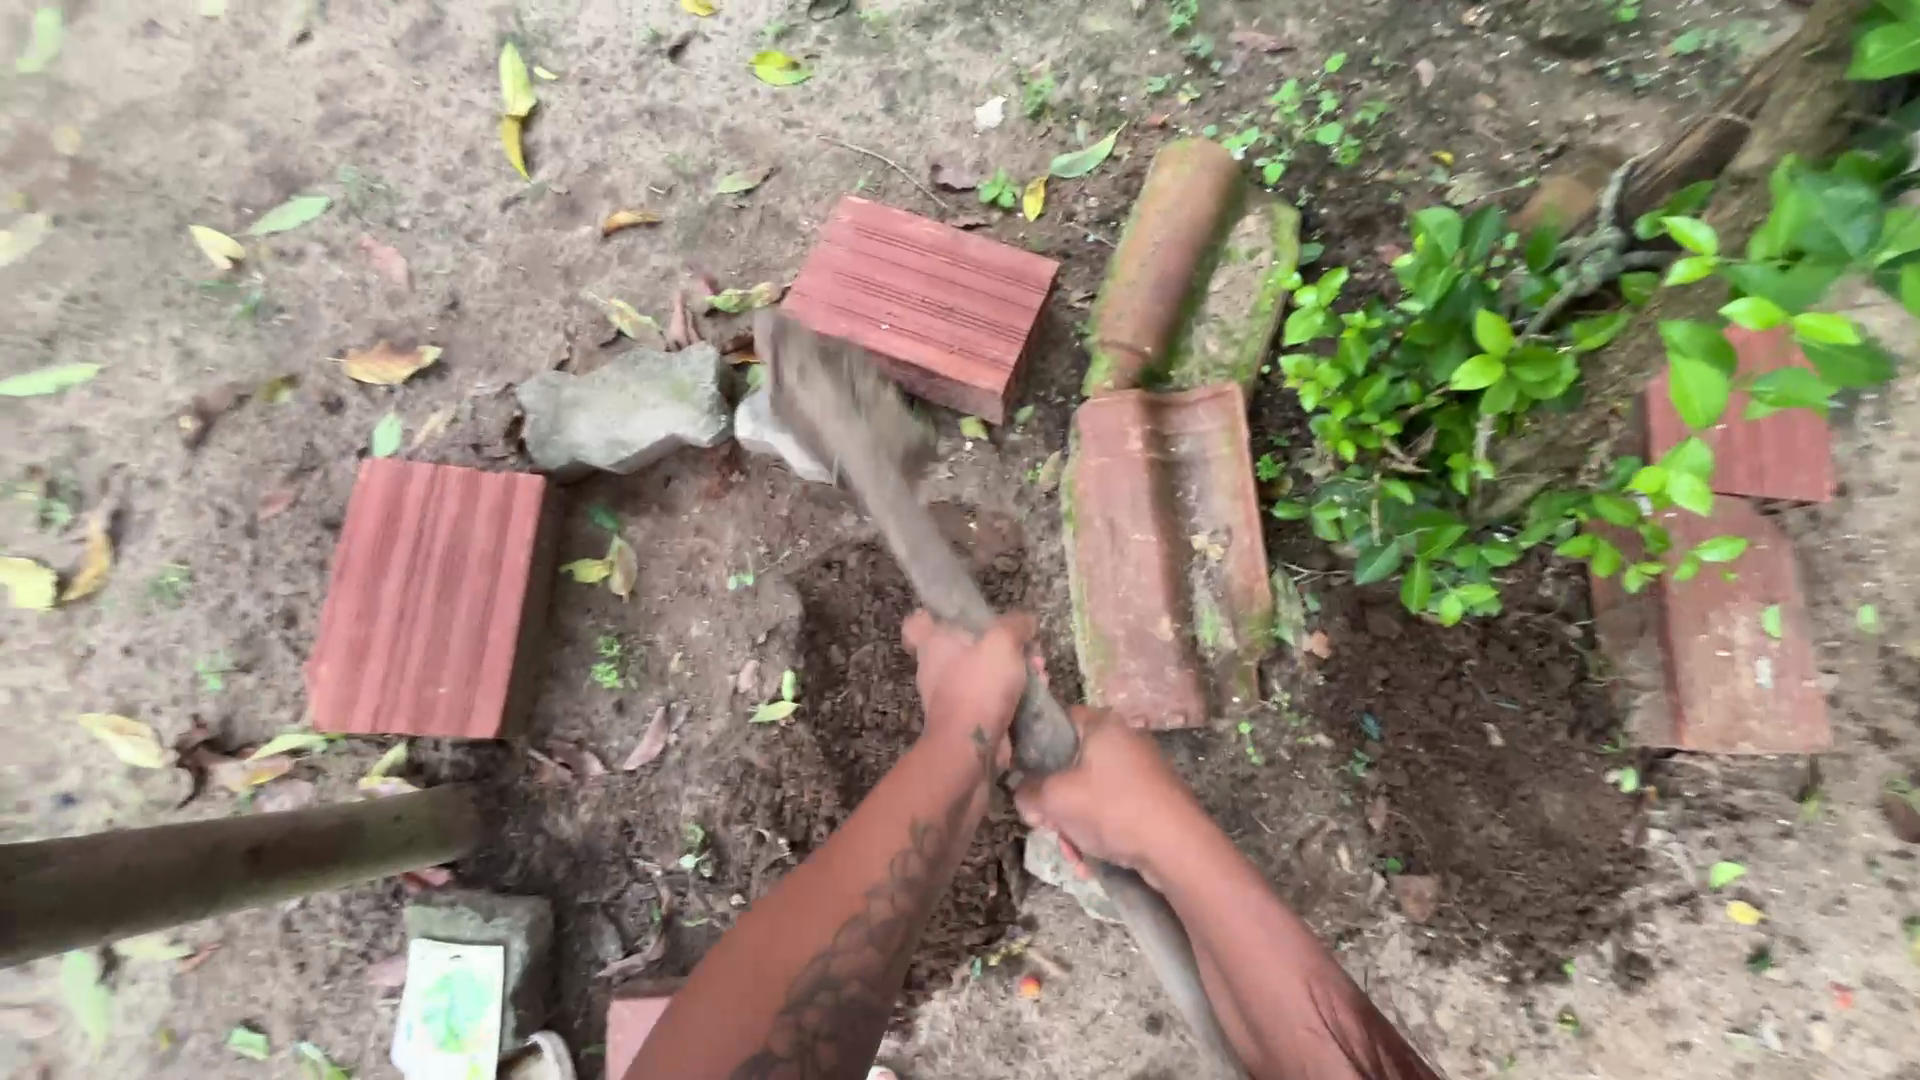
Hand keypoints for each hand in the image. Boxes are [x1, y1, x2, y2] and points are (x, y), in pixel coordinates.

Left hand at [901, 610, 1035, 766]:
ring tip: (1040, 671)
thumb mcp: (1002, 642)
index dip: (934, 615)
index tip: (961, 616)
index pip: (917, 623)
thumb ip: (1015, 625)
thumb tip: (1027, 621)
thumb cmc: (977, 687)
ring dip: (1015, 669)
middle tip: (1027, 647)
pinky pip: (994, 698)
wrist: (970, 748)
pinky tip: (1039, 692)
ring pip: (985, 673)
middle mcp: (938, 669)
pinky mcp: (971, 720)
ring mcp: (954, 697)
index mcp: (934, 645)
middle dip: (1001, 645)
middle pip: (967, 646)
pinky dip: (1015, 694)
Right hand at [1014, 707, 1204, 882]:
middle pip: (1071, 765)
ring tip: (1075, 856)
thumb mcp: (1055, 799)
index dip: (1035, 749)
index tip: (1025, 779)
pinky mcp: (1154, 799)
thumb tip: (1025, 796)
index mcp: (1102, 724)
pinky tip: (1092, 863)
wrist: (1178, 849)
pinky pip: (1112, 809)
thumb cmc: (1112, 809)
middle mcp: (1124, 739)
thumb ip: (1028, 793)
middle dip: (1056, 803)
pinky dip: (1099, 833)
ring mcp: (1142, 770)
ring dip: (1074, 826)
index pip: (1057, 722)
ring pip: (1090, 793)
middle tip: (1049, 826)